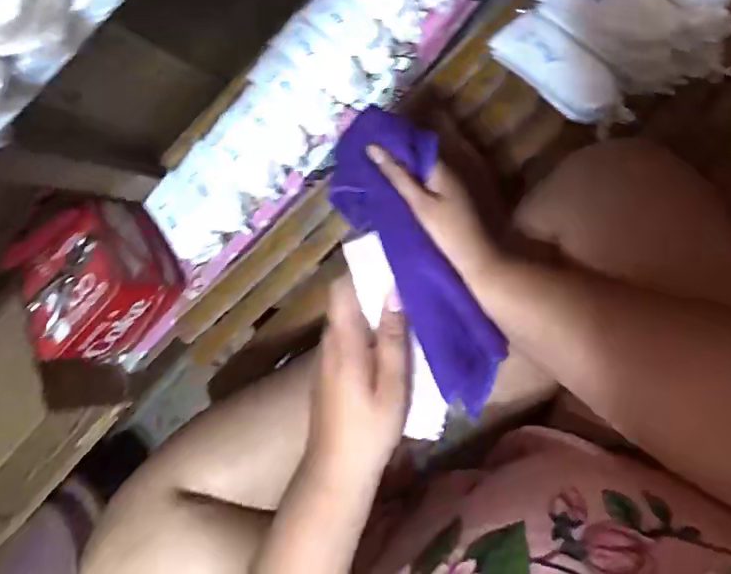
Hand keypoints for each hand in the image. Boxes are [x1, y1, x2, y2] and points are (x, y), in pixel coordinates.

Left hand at [308, 276, 409, 487]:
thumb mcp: (392, 384)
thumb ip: (393, 337)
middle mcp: (328, 341)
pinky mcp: (328, 372)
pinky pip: (346, 334)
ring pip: (345, 316)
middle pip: (343, 298)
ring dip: (368, 305)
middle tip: (405, 276)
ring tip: (402, 301)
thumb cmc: (368, 429)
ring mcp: (325, 357)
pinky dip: (364, 325)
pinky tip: (388, 335)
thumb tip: (394, 290)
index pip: (342, 286)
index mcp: (342, 340)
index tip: (390, 256)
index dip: (362, 267)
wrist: (334, 474)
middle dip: (370, 283)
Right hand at [367, 145, 503, 290]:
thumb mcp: (418, 203)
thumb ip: (397, 175)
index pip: (415, 145)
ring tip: (380, 172)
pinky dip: (416, 183)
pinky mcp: (456, 198)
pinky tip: (401, 190)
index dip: (394, 143)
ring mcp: (455, 183)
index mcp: (442, 166)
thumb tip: (372, 147)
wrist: (478, 259)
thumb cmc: (447, 231)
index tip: (371, 145)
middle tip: (371, 159)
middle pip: (421, 156)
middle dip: (399, 157)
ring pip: (425, 169)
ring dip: (406, 170)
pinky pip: (431, 182)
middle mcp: (451, 169)